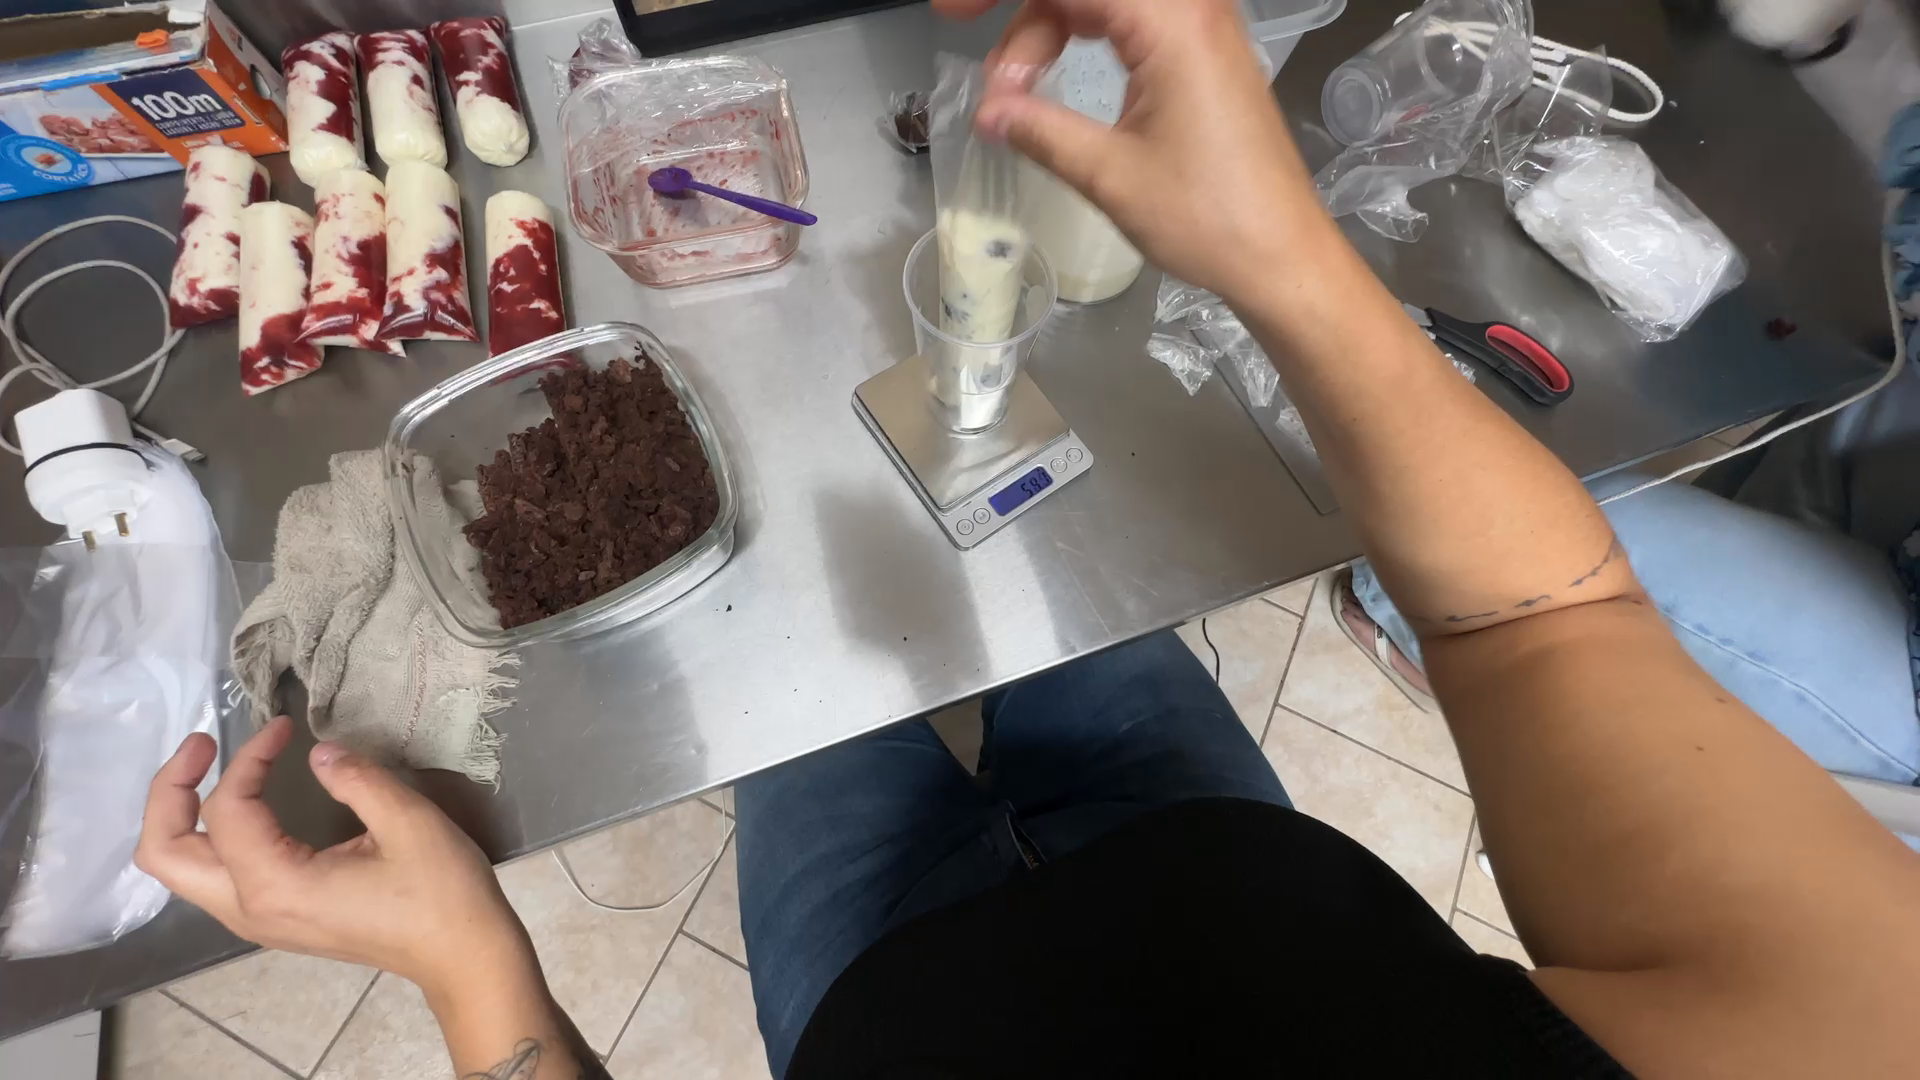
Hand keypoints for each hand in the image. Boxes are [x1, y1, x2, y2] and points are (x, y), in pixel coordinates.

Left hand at [136, 717, 536, 1006]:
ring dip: (187, 817)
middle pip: (165, 853)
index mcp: (276, 884)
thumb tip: (320, 753)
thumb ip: (360, 782)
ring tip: (219, 771)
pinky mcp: (279, 919)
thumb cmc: (439, 887)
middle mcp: (249, 908)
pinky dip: (215, 837)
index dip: (249, 759)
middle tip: (203, 745)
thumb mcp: (410, 823)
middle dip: (170, 793)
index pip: (230, 811)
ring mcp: (260, 920)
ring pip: (184, 870)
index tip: (288, 725)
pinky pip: (217, 877)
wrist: (459, 947)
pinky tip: (250, 812)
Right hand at [932, 0, 1330, 302]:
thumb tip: (987, 112)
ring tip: (1018, 99)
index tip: (949, 18)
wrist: (1278, 254)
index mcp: (1169, 18)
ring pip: (1104, 2)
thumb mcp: (1111, 177)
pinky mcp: (1202, 54)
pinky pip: (1130, 21)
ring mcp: (1200, 25)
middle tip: (991, 83)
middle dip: (1026, 22)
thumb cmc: (1204, 219)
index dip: (1001, 0)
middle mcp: (1189, 4)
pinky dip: (1083, 41)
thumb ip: (1042, 132)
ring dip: (1050, 34)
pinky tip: (1056, 80)